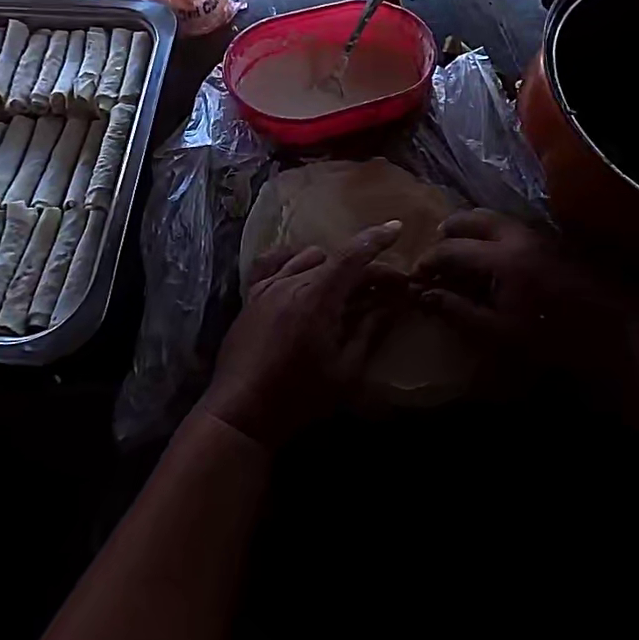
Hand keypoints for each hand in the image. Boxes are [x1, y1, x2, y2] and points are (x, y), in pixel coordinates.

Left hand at [197, 221, 405, 448]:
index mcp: (316, 297)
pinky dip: (291, 260)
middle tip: (386, 290)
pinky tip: (301, 269)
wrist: (241, 410)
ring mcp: (266, 288)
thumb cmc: (298, 396)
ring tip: (348, 287)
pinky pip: (272, 264)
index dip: (376, 240)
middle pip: (333, 261)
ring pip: (304, 258)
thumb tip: (392, 304)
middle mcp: (289, 282)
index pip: (352, 256)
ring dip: (331, 265)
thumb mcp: (345, 370)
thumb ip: (370, 330)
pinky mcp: (250, 297)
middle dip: (363, 270)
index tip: (397, 228)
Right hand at [412, 209, 638, 384]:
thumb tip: (422, 295)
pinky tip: (494, 261)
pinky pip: (515, 228)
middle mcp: (520, 236)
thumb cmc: (556, 340)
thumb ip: (457, 310)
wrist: (622, 339)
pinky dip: (494, 235)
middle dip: (449, 232)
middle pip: (473, 218)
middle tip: (436, 253)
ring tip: (462, 254)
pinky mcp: (557, 242)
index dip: (428, 261)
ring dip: (472, 230)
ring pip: (496, 219)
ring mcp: (542, 235)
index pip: (451, 249)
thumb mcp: (499, 332)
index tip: (416, 275)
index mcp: (502, 258)